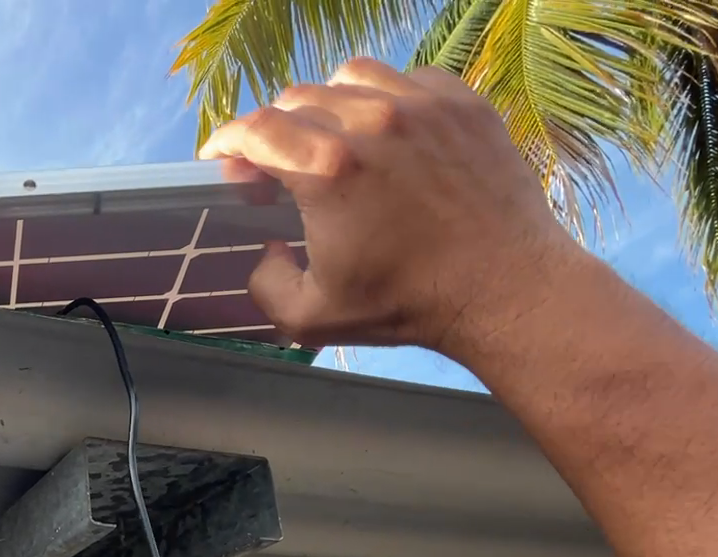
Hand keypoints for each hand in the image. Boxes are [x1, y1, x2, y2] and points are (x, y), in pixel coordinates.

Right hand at [200, 58, 589, 357]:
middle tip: (270, 167)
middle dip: (269, 130)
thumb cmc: (400, 304)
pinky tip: (379, 133)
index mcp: (326, 172)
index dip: (226, 140)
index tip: (217, 156)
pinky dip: (378, 98)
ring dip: (321, 105)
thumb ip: (265, 283)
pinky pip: (405, 78)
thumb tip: (267, 251)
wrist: (500, 287)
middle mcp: (371, 123)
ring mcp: (423, 105)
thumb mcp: (306, 317)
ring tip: (323, 140)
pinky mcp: (463, 103)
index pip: (256, 129)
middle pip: (296, 100)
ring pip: (349, 77)